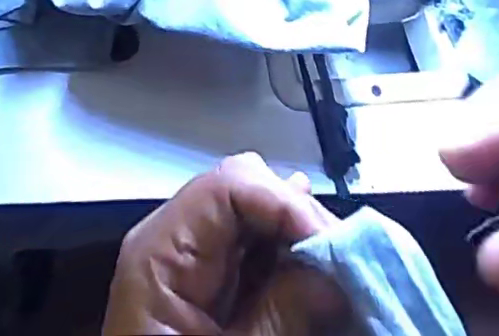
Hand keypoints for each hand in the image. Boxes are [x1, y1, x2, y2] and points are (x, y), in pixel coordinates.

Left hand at [103, 152, 341, 334]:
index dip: (283, 201)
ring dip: (296, 230)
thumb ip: (280, 313)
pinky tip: (313, 265)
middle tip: (338, 253)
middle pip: (243, 187)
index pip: (229, 186)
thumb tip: (333, 272)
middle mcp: (173, 238)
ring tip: (333, 261)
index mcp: (161, 251)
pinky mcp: (207, 280)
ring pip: (253, 209)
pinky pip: (252, 243)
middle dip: (295, 213)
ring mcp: (190, 257)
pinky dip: (286, 251)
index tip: (328, 239)